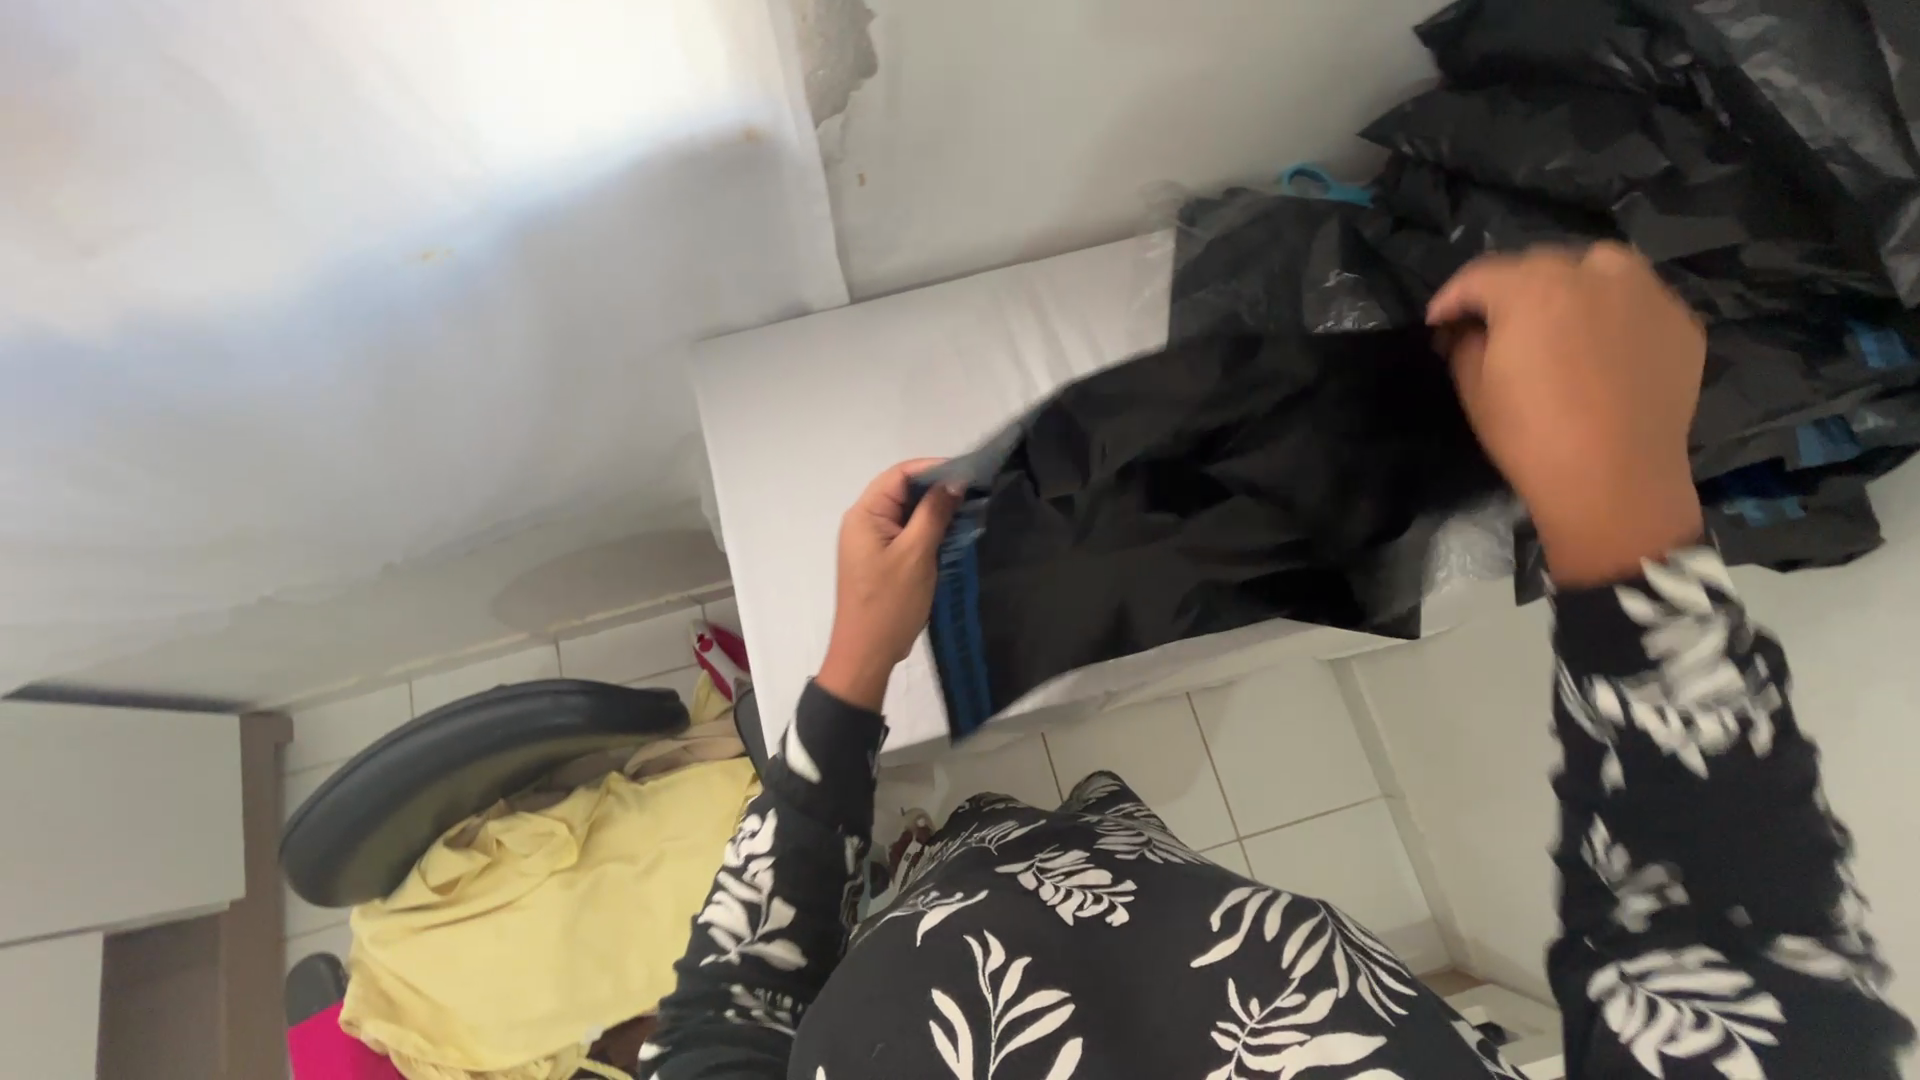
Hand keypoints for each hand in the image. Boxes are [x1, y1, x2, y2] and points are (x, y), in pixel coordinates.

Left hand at [816, 459, 959, 709]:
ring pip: (907, 512)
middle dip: (937, 488)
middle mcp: (864, 521)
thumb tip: (953, 482)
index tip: (968, 473)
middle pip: (902, 490)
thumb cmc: (890, 603)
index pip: (899, 474)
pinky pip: (907, 533)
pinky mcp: (883, 558)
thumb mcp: (916, 554)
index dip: (933, 468)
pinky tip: (954, 533)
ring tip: (970, 511)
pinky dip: (929, 530)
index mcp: (865, 514)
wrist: (867, 653)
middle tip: (975, 492)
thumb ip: (934, 513)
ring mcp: (872, 541)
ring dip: (936, 510)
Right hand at [1428, 243, 1705, 586]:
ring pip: (1600, 264)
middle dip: (1508, 287)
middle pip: (1540, 262)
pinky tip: (1599, 345)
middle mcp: (1594, 276)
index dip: (1451, 298)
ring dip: (1568, 281)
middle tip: (1492, 322)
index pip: (1480, 275)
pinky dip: (1612, 308)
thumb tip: (1464, 329)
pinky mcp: (1680, 321)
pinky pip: (1638, 297)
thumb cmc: (1528, 434)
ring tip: (1555, 316)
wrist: (1612, 477)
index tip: (1437, 324)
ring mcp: (1646, 294)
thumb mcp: (1474, 388)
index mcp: (1533, 291)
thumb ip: (1464, 344)